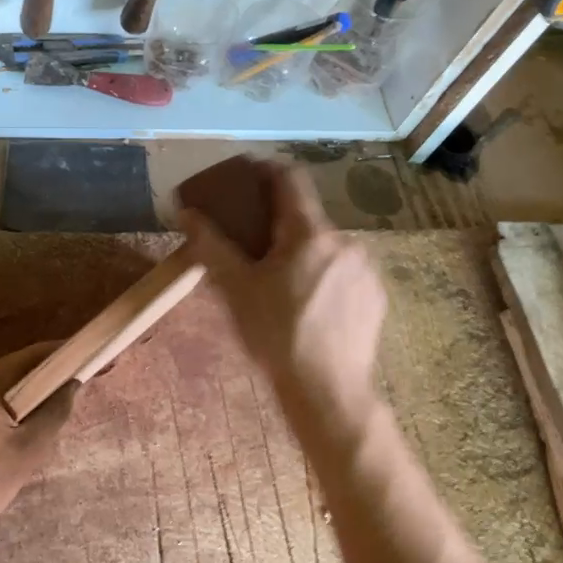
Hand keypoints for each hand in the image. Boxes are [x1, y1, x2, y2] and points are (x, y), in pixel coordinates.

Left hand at [0, 342, 75, 555]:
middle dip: (39, 381)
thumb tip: (72, 383)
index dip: (63, 357)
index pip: (31, 357)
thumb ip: (55, 411)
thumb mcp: (29, 451)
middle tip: (68, 395)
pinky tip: (6, 430)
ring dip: (15, 396)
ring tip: (40, 418)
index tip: (89, 360)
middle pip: (9, 369)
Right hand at [179, 162, 386, 430]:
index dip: (264, 169)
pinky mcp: (375, 297)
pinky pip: (341, 271)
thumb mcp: (234, 290)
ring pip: (323, 246)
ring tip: (274, 281)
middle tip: (247, 243)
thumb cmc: (276, 335)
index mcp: (310, 234)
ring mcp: (366, 270)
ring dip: (298, 251)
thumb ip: (211, 245)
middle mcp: (345, 242)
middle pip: (304, 217)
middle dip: (275, 222)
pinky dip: (319, 275)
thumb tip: (187, 213)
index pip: (289, 179)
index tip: (242, 174)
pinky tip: (302, 304)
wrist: (329, 393)